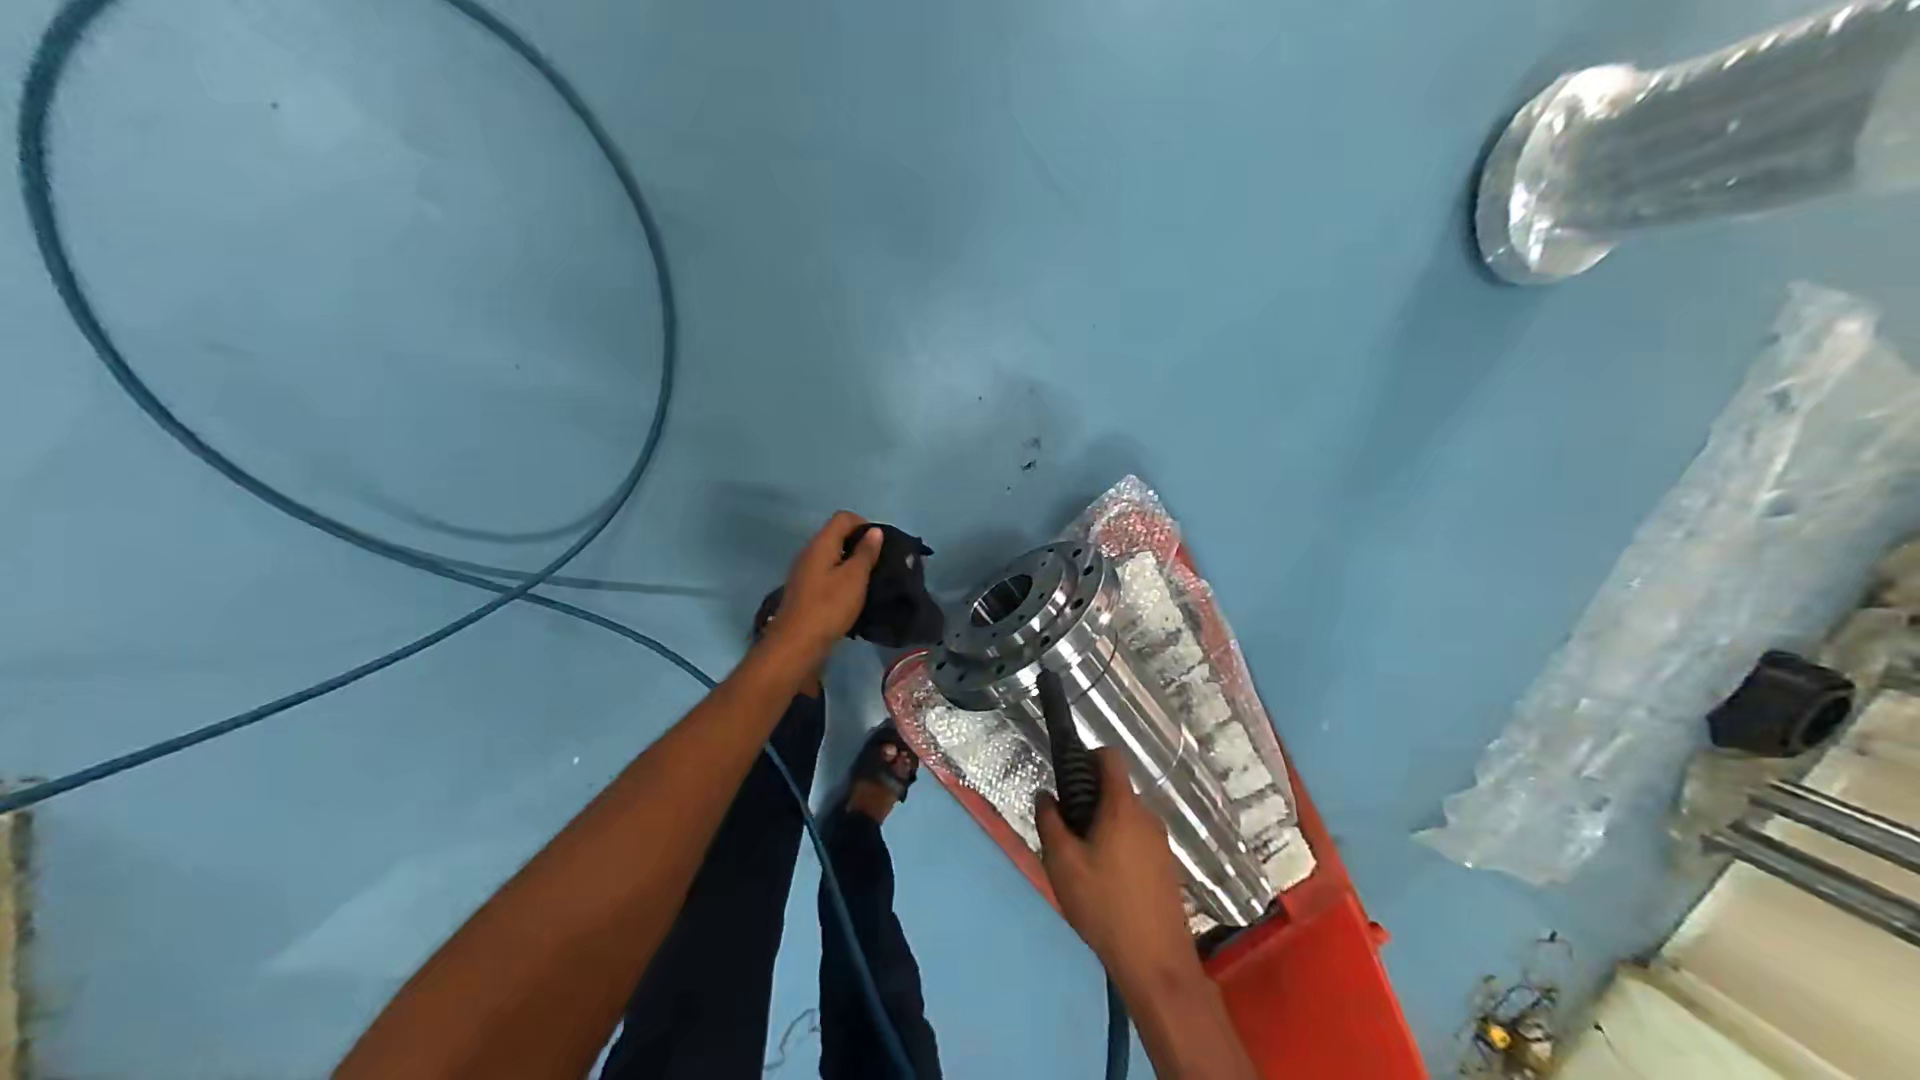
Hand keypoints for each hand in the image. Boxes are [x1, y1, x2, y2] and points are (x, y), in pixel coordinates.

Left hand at [761, 511, 884, 667]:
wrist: (796, 644)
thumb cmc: (829, 607)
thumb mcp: (854, 578)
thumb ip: (865, 553)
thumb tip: (874, 531)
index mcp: (820, 544)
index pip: (843, 518)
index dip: (864, 524)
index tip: (880, 544)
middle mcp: (809, 553)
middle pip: (835, 535)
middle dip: (859, 543)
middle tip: (878, 562)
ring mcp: (803, 572)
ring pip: (831, 556)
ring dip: (850, 562)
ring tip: (869, 579)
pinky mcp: (804, 590)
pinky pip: (826, 573)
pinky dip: (840, 577)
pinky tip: (851, 594)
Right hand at [1036, 748, 1199, 991]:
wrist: (1156, 962)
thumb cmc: (1103, 905)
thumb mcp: (1062, 863)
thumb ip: (1050, 822)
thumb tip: (1046, 795)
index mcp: (1122, 807)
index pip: (1111, 758)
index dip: (1087, 756)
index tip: (1067, 777)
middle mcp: (1147, 816)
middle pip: (1115, 790)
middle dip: (1089, 799)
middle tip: (1065, 829)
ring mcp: (1161, 842)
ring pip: (1126, 817)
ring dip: (1103, 825)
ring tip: (1082, 860)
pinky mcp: (1166, 866)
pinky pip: (1137, 839)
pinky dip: (1119, 845)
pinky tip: (1105, 881)